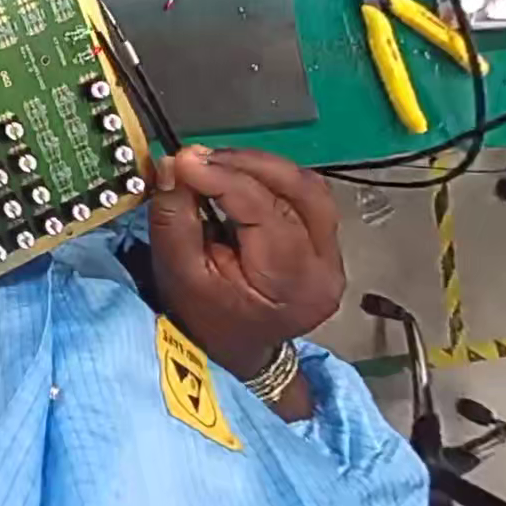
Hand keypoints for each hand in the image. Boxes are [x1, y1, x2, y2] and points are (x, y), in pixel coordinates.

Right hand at [146, 146, 345, 377]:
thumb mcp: (177, 271)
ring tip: (212, 165)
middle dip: (245, 164)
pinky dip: (264, 179)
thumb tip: (173, 166)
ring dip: (257, 167)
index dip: (221, 178)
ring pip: (307, 186)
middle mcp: (327, 265)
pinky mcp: (324, 243)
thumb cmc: (200, 315)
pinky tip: (231, 178)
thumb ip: (173, 217)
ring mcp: (332, 254)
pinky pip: (301, 195)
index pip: (264, 211)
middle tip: (198, 157)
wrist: (228, 347)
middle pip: (300, 190)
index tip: (182, 159)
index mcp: (292, 282)